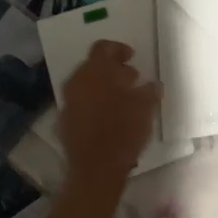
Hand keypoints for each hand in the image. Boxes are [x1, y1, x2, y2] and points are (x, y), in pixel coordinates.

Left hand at [59, 41, 159, 188]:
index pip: (103, 48)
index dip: (119, 49)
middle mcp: (76, 82)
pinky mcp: (64, 124)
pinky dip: (94, 104)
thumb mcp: (146, 106)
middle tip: (131, 79)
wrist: (95, 170)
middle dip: (111, 70)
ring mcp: (67, 103)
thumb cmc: (123, 130)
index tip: (132, 58)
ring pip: (85, 86)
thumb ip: (149, 90)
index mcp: (95, 71)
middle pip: (92, 67)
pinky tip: (109, 117)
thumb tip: (152, 84)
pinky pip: (80, 104)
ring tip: (123, 99)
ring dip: (102, 87)